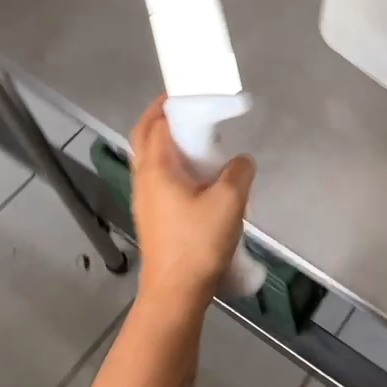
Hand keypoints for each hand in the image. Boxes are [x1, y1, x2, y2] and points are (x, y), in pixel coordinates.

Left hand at [129, 96, 256, 310]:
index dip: (169, 104)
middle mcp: (144, 180)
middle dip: (162, 119)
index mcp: (157, 168)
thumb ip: (239, 171)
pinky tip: (197, 177)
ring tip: (197, 140)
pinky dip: (172, 165)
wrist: (176, 293)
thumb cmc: (198, 242)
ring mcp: (145, 201)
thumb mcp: (230, 200)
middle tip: (188, 110)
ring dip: (167, 143)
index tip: (188, 93)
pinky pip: (158, 179)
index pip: (156, 123)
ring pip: (150, 160)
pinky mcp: (152, 218)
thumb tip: (241, 161)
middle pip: (145, 138)